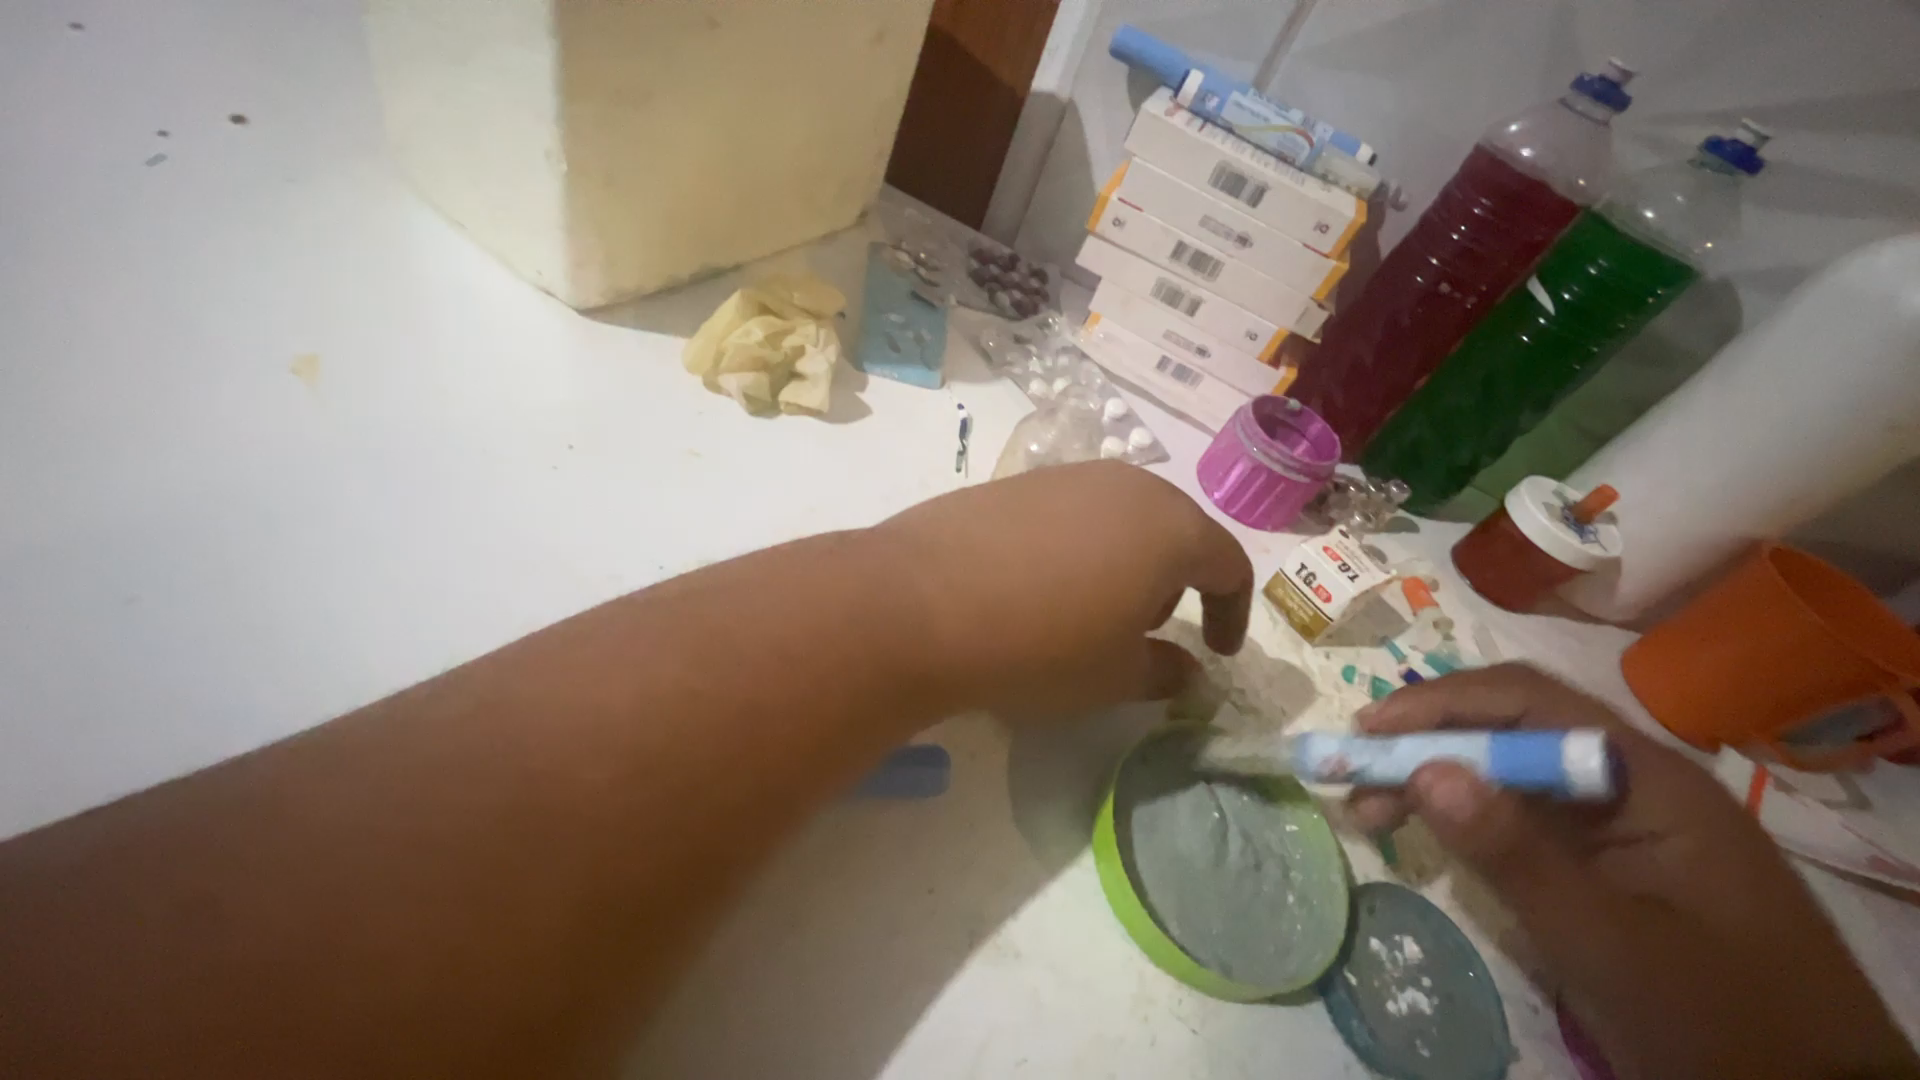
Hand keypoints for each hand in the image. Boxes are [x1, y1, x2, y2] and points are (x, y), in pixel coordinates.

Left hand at [870, 461, 1252, 713]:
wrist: (919, 604)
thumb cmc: (1042, 646)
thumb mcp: (1115, 676)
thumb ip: (1165, 671)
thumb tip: (1187, 670)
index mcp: (1170, 528)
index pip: (1228, 565)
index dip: (1232, 613)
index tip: (1217, 651)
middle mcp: (1124, 486)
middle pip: (1173, 531)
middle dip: (1173, 583)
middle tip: (1146, 630)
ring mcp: (1063, 476)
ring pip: (1117, 517)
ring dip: (1122, 561)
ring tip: (1087, 609)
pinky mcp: (1011, 482)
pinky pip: (1065, 513)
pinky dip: (1072, 548)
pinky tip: (1033, 586)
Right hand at [1349, 664, 1917, 1079]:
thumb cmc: (1715, 1018)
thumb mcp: (1605, 941)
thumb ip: (1513, 851)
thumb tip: (1423, 769)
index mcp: (1646, 779)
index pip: (1528, 702)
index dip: (1441, 703)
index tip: (1369, 729)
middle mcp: (1627, 781)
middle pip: (1510, 728)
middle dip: (1426, 740)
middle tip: (1355, 770)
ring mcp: (1615, 821)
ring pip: (1506, 771)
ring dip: (1434, 777)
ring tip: (1370, 808)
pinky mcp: (1601, 859)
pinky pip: (1519, 815)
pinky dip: (1461, 815)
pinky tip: (1423, 829)